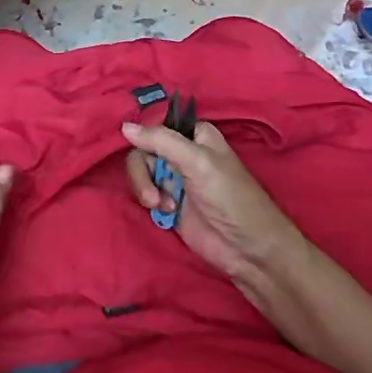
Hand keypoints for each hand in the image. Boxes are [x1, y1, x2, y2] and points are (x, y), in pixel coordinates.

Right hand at [123, 121, 307, 280]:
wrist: (247, 248)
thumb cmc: (229, 197)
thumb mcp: (198, 162)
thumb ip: (162, 141)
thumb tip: (125, 126)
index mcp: (195, 134)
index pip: (157, 124)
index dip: (144, 135)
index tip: (141, 151)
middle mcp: (182, 152)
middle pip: (143, 149)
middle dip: (142, 171)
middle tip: (151, 193)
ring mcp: (174, 178)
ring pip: (141, 171)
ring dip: (145, 187)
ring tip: (160, 205)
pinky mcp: (169, 202)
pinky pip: (145, 192)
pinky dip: (149, 201)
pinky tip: (166, 212)